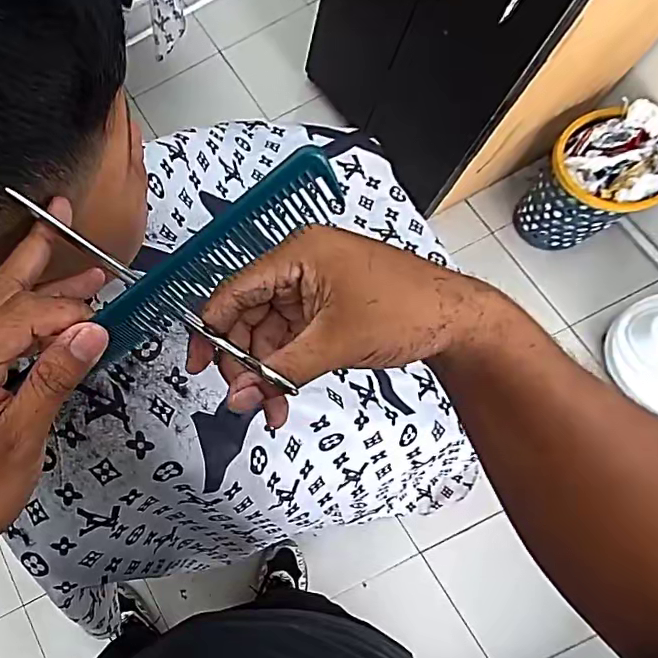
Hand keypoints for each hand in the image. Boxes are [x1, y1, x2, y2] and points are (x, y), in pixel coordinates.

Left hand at [0, 200, 109, 567]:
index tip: (106, 316)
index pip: (22, 317)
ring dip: (32, 281)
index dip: (68, 311)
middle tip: (60, 215)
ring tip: (65, 254)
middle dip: (35, 254)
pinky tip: (44, 310)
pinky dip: (22, 315)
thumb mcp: (21, 437)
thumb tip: (89, 332)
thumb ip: (54, 378)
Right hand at [185, 225, 507, 426]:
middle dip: (245, 361)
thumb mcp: (334, 343)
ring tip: (272, 404)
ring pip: (269, 334)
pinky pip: (291, 340)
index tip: (200, 363)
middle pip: (247, 316)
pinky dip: (285, 368)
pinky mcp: (326, 308)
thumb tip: (241, 393)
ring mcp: (314, 288)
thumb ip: (280, 372)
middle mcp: (302, 265)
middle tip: (246, 395)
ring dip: (267, 372)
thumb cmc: (412, 308)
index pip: (234, 291)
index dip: (210, 330)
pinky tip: (285, 391)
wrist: (457, 322)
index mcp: (300, 252)